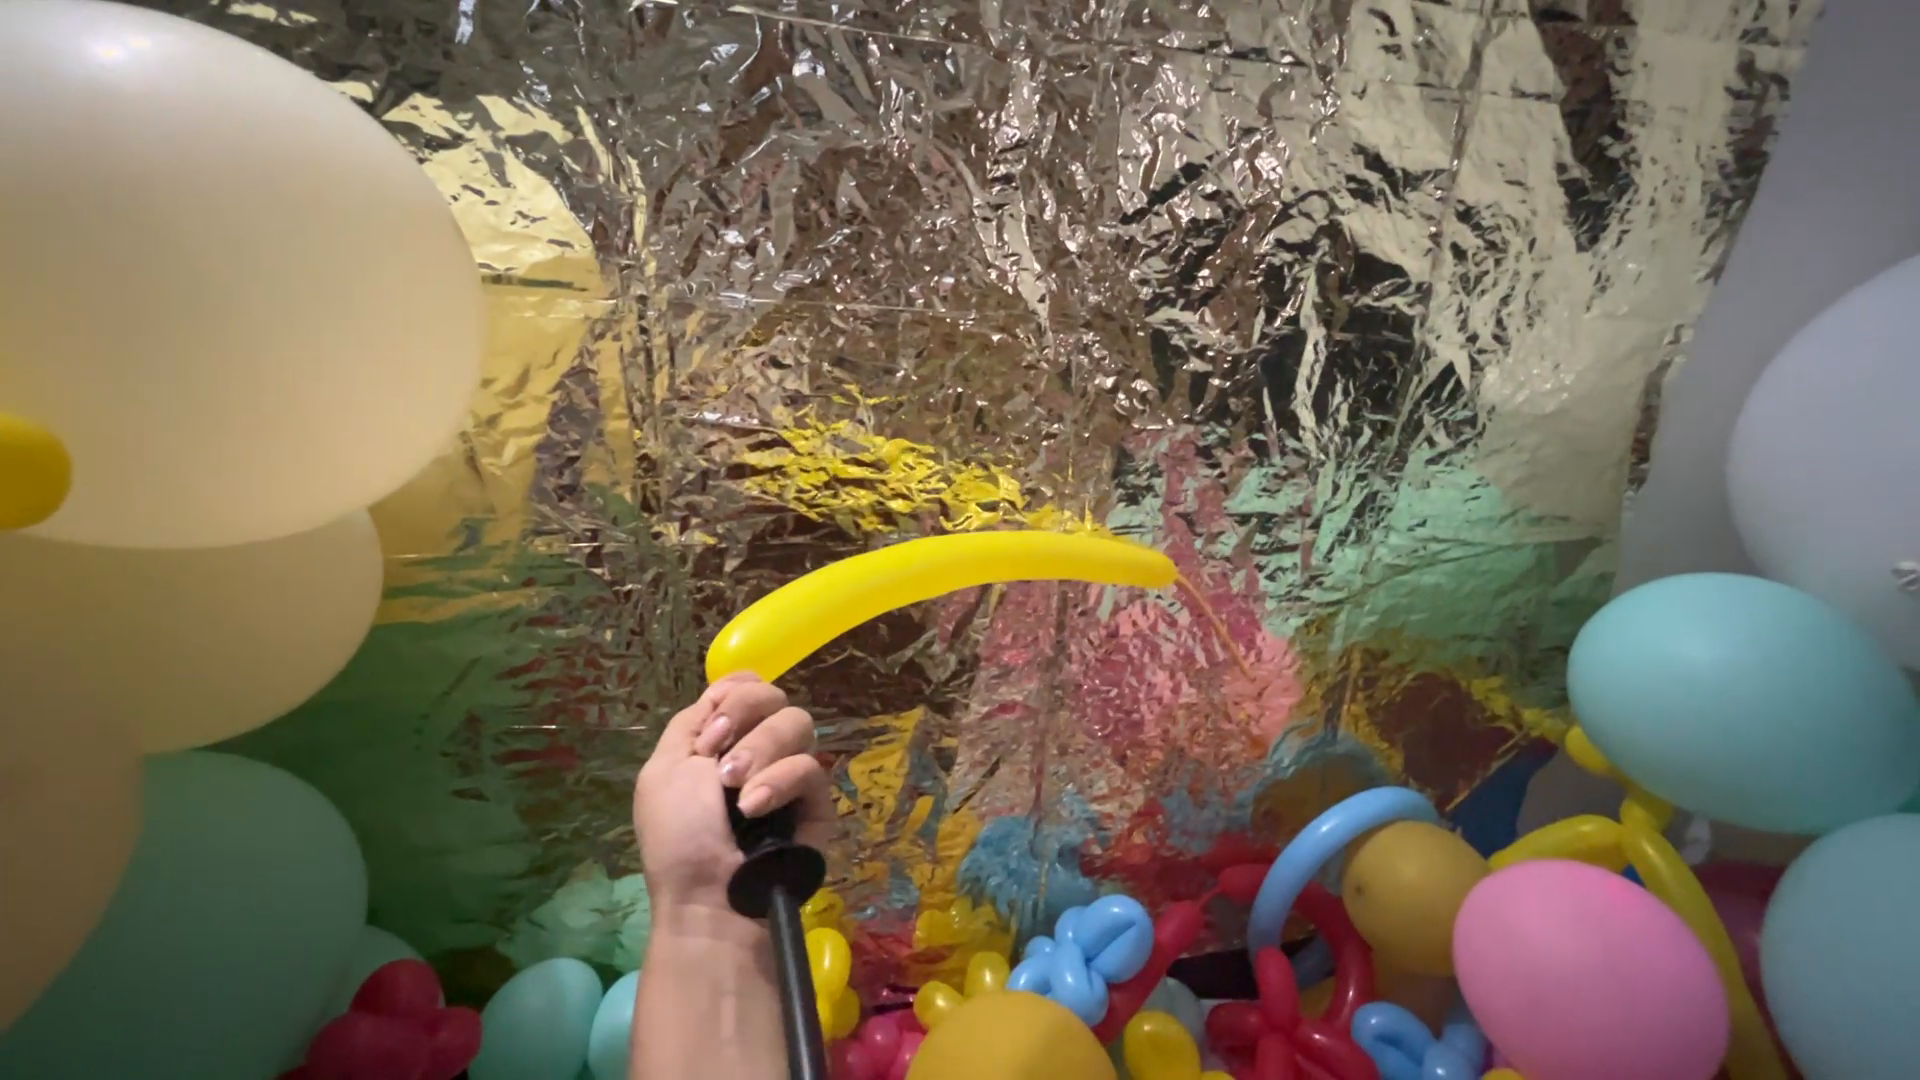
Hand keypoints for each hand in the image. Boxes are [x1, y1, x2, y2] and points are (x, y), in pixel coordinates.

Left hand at [634, 673, 832, 915]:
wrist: (707, 899)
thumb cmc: (677, 839)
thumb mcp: (664, 770)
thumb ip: (693, 720)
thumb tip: (732, 686)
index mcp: (722, 739)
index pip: (747, 686)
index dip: (735, 692)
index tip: (715, 724)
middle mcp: (759, 747)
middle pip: (774, 695)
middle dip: (746, 715)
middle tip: (721, 755)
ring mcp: (790, 771)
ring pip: (799, 722)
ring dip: (762, 748)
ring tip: (736, 788)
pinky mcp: (817, 801)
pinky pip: (811, 767)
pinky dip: (780, 780)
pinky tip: (755, 806)